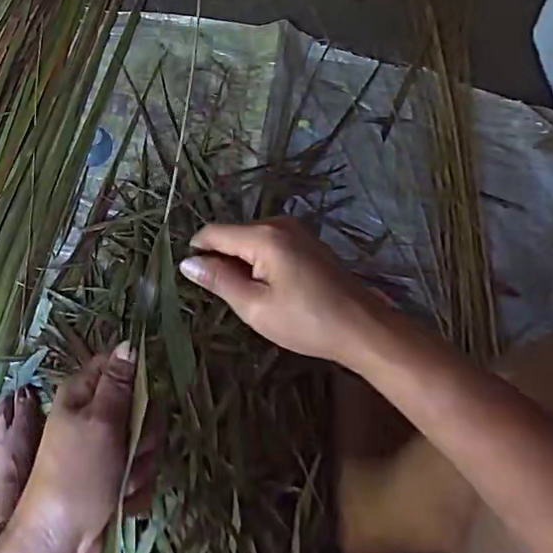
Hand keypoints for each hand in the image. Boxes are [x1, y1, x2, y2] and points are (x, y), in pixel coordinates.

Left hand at [9, 343, 159, 552]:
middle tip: (131, 449)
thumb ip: (119, 384)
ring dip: (141, 465)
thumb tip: (128, 343)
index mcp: (82, 393)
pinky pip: (142, 473)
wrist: (61, 542)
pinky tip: (122, 501)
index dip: (136, 379)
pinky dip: (136, 488)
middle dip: (144, 432)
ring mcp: (106, 450)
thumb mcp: (100, 422)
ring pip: (146, 443)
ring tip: (123, 482)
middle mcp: (94, 416)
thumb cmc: (77, 474)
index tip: (143, 399)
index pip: (117, 366)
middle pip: (139, 406)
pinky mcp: (115, 480)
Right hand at [183, 218, 390, 364]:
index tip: (194, 280)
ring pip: (250, 241)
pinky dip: (261, 263)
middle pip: (232, 235)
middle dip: (222, 261)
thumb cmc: (307, 321)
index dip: (197, 253)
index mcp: (262, 236)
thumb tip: (188, 263)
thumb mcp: (254, 306)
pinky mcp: (307, 242)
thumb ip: (219, 280)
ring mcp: (295, 230)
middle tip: (230, 297)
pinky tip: (272, 290)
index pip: (213, 233)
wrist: (364, 329)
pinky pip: (269, 245)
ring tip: (252, 297)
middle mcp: (277, 223)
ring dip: (242, 264)